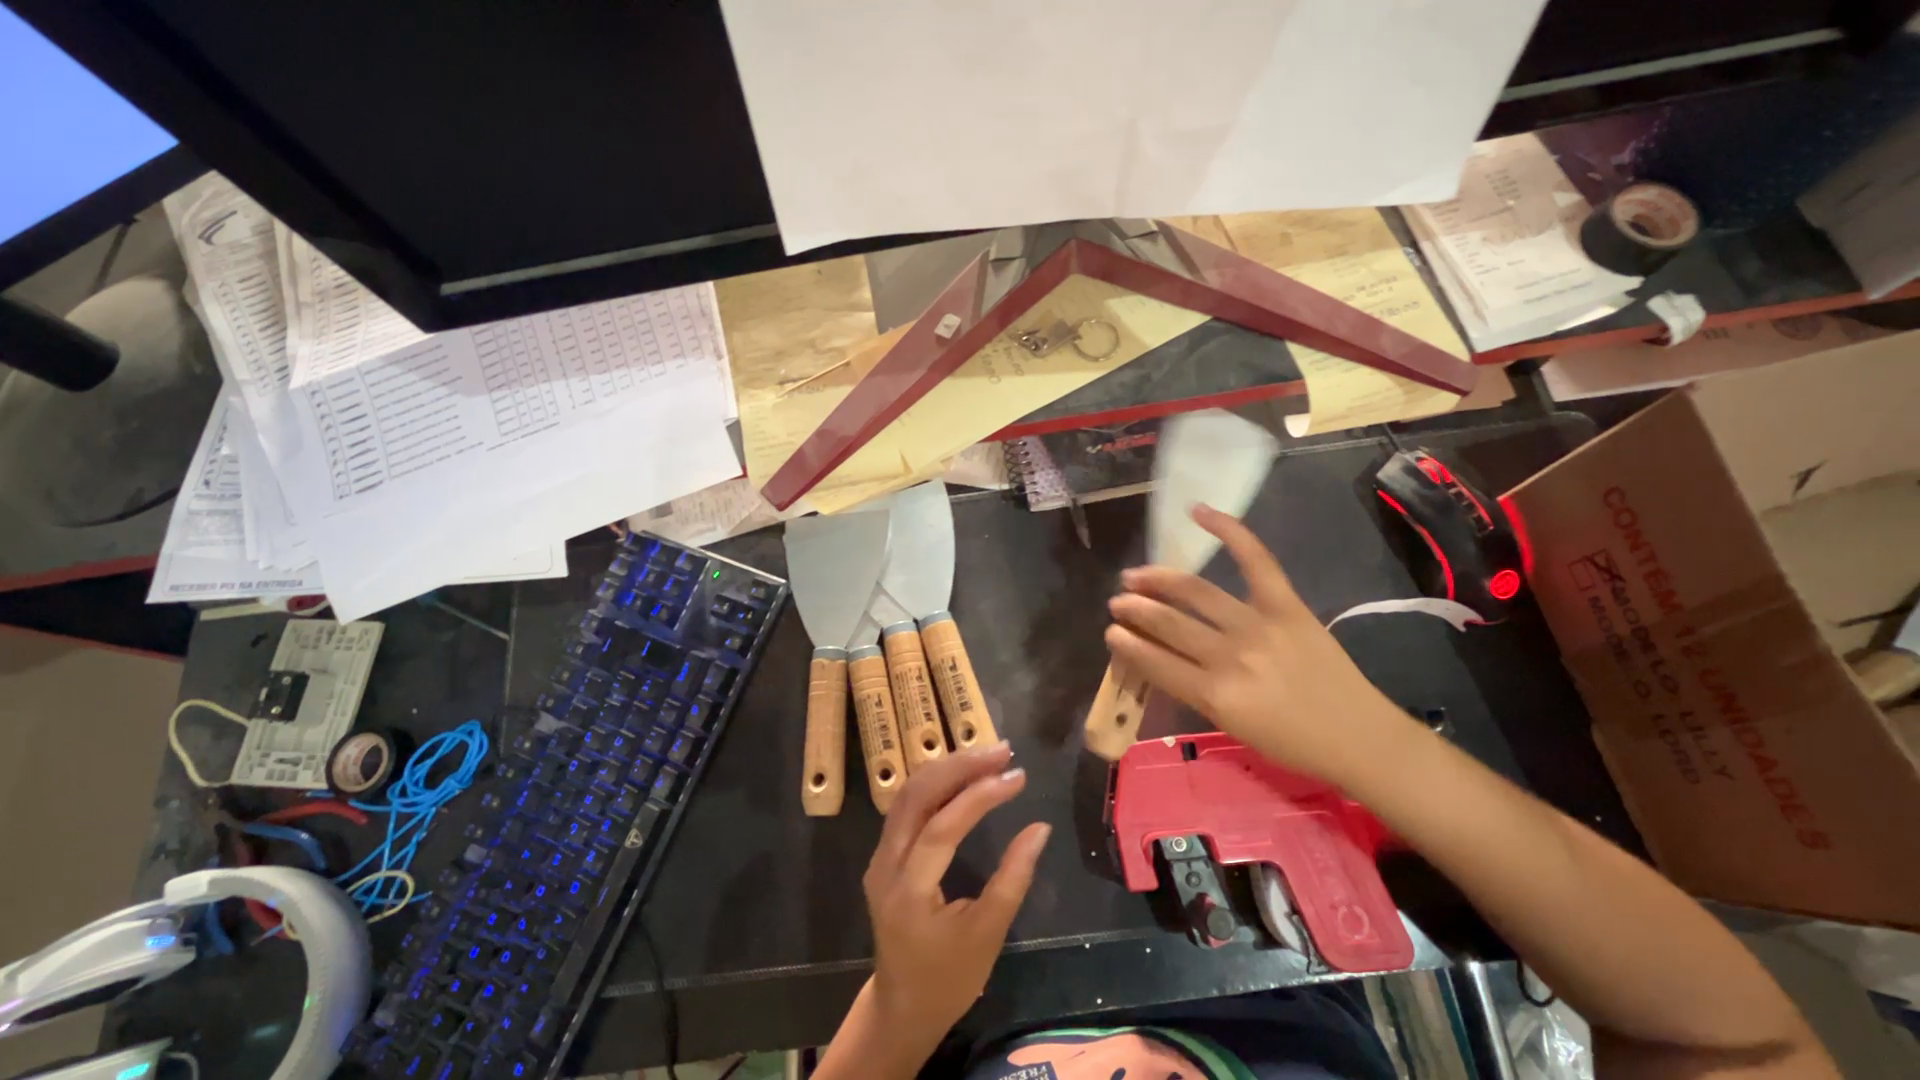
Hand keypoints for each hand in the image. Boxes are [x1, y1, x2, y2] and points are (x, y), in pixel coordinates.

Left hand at [863, 743, 1050, 1050]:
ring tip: (988, 757)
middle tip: (1002, 751)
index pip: (942, 827)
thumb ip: (1013, 878)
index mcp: (908, 890)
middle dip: (959, 766)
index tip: (1017, 777)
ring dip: (947, 770)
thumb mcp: (988, 933)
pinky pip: (906, 808)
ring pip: (907, 795)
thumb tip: (1040, 828)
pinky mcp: (885, 857)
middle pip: (915, 796)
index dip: (980, 796)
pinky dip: (936, 785)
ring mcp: (880, 858)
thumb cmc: (950, 977)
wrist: (904, 1006)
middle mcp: (885, 865)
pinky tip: (964, 776)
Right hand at [1104, 504, 1415, 785]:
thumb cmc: (1292, 742)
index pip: (1157, 663)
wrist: (1359, 736)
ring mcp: (1259, 626)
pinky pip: (1255, 561)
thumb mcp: (1233, 727)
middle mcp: (1231, 657)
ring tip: (1135, 577)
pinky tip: (1198, 512)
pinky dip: (1228, 531)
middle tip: (1117, 603)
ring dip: (1159, 582)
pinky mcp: (1287, 605)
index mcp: (1215, 695)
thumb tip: (1161, 658)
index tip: (1111, 633)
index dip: (1129, 646)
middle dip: (1136, 611)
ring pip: (1196, 594)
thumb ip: (1197, 691)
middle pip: (1170, 624)